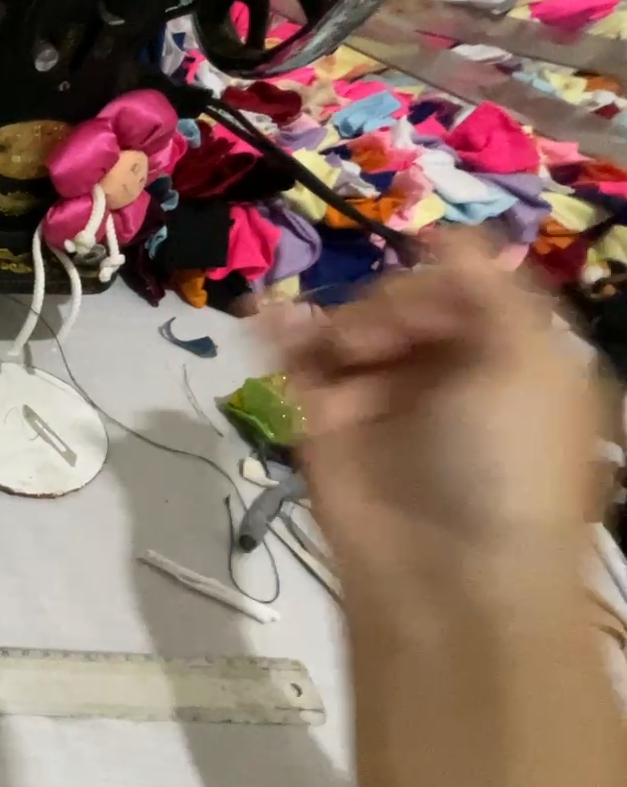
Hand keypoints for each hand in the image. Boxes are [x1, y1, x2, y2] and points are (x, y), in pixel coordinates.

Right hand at [266, 233, 605, 624]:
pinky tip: (260, 312)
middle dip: (382, 309)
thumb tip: (441, 228)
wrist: (440, 558)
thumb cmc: (504, 459)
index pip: (459, 287)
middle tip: (378, 346)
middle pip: (394, 302)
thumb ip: (485, 291)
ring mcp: (371, 392)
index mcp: (503, 351)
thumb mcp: (526, 363)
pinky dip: (276, 336)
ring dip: (328, 320)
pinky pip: (293, 365)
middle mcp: (437, 365)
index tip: (424, 301)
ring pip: (338, 329)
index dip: (436, 281)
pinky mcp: (315, 417)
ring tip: (329, 346)